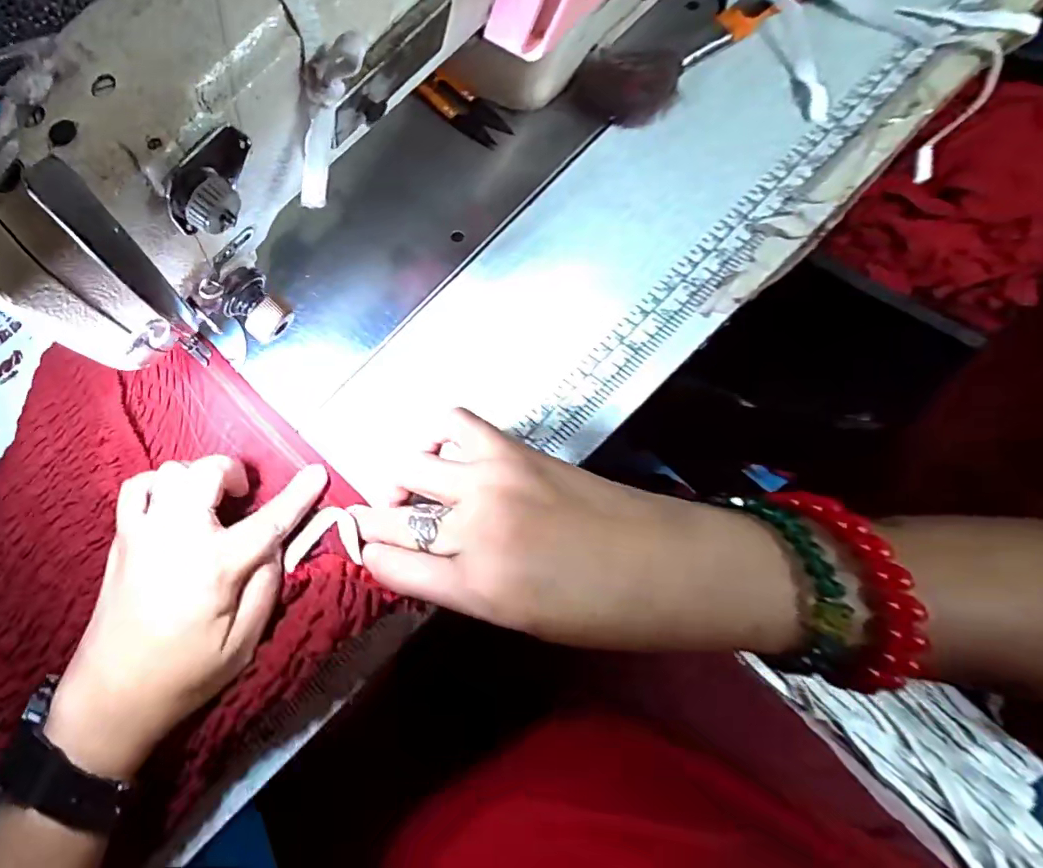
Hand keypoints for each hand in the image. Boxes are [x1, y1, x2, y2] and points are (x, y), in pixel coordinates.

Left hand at [44, 457, 327, 780]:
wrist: (112, 693)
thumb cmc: (183, 674)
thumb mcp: (242, 644)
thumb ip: (266, 587)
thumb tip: (276, 545)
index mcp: (215, 564)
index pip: (268, 520)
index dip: (298, 495)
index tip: (317, 472)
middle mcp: (177, 534)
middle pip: (210, 472)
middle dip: (235, 473)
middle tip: (244, 497)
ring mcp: (144, 529)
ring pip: (174, 470)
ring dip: (199, 478)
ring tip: (209, 504)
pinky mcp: (122, 535)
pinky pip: (139, 485)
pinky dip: (160, 484)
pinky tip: (172, 506)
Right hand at [352, 409, 802, 653]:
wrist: (670, 565)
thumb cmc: (600, 612)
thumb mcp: (518, 619)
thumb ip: (458, 586)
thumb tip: (413, 556)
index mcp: (476, 587)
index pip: (389, 564)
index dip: (373, 558)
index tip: (372, 553)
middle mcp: (473, 529)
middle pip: (388, 515)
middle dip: (373, 522)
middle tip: (378, 524)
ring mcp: (490, 480)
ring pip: (406, 465)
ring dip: (397, 480)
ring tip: (411, 489)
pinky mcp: (511, 447)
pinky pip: (450, 423)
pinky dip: (435, 436)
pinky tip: (445, 455)